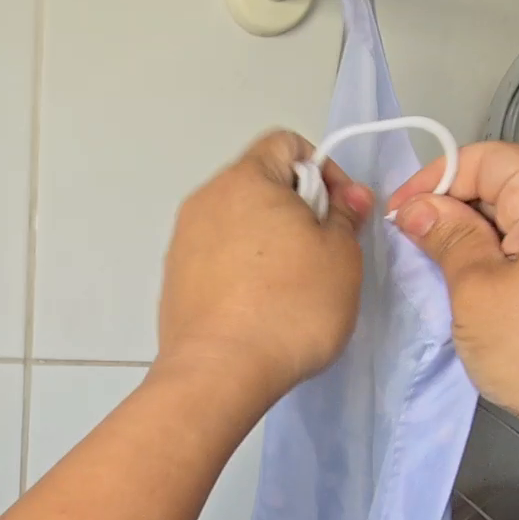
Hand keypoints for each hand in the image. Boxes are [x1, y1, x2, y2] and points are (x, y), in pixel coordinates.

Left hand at [155, 131, 373, 408]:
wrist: (219, 374)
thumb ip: (345, 217)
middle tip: (324, 252)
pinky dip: (240, 274)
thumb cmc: (288, 309)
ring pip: (235, 227)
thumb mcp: (341, 257)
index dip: (325, 170)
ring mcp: (181, 245)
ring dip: (267, 244)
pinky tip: (257, 310)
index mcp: (243, 179)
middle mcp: (203, 202)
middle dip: (296, 210)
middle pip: (258, 186)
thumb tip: (343, 201)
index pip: (286, 145)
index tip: (344, 213)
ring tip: (291, 288)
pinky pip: (215, 263)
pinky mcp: (173, 285)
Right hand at [387, 142, 518, 447]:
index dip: (433, 181)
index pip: (485, 159)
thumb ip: (447, 237)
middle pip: (505, 184)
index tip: (397, 217)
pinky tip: (473, 287)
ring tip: (437, 271)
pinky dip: (500, 257)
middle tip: (410, 248)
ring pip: (518, 217)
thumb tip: (418, 208)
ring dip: (473, 237)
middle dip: (453, 210)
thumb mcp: (476, 289)